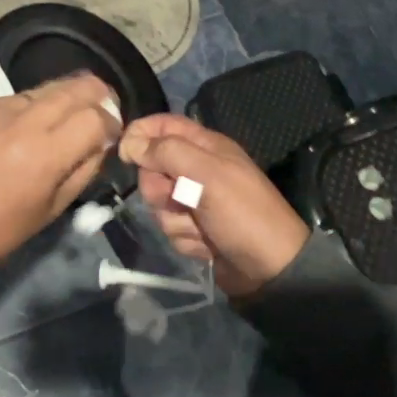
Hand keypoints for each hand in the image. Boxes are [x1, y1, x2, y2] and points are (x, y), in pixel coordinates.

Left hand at [0, 73, 121, 265]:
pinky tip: (35, 119)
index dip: (111, 122)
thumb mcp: (54, 207)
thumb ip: (83, 168)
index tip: (113, 131)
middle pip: (71, 90)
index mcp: (44, 155)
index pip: (93, 118)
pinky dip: (32, 105)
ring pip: (43, 89)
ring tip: (74, 106)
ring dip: (64, 96)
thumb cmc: (3, 229)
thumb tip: (101, 141)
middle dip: (95, 93)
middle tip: (105, 100)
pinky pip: (16, 98)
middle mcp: (21, 123)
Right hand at [119, 114, 310, 297]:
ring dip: (174, 218)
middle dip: (159, 187)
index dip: (141, 133)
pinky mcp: (194, 228)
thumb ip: (166, 152)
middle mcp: (198, 169)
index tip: (126, 153)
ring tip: (198, 227)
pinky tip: (205, 244)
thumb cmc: (242, 212)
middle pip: (154, 167)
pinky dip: (185, 238)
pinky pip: (170, 227)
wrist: (271, 270)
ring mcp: (196, 201)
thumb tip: (131, 143)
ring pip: (159, 201)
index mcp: (205, 145)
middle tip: (177, 197)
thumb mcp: (206, 174)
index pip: (163, 125)